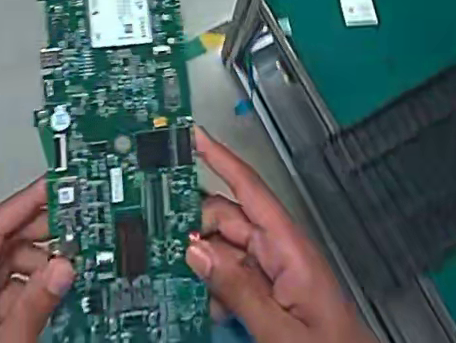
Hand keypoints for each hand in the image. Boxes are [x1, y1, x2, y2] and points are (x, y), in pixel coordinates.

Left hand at [0, 177, 74, 342]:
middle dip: (39, 231)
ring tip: (73, 256)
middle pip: (1, 245)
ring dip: (41, 261)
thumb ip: (32, 311)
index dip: (24, 203)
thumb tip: (61, 268)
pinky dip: (35, 289)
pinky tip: (58, 287)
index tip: (52, 187)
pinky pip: (10, 295)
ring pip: (9, 270)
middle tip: (75, 218)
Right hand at [189, 126, 372, 342]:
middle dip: (197, 226)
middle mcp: (281, 250)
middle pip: (228, 217)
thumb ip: (238, 291)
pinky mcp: (273, 294)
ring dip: (205, 262)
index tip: (190, 134)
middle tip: (166, 241)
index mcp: (289, 247)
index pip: (249, 187)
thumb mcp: (282, 334)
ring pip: (225, 247)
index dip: (219, 157)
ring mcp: (276, 272)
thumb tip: (194, 249)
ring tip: (188, 286)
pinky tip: (210, 306)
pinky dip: (216, 284)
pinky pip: (234, 273)